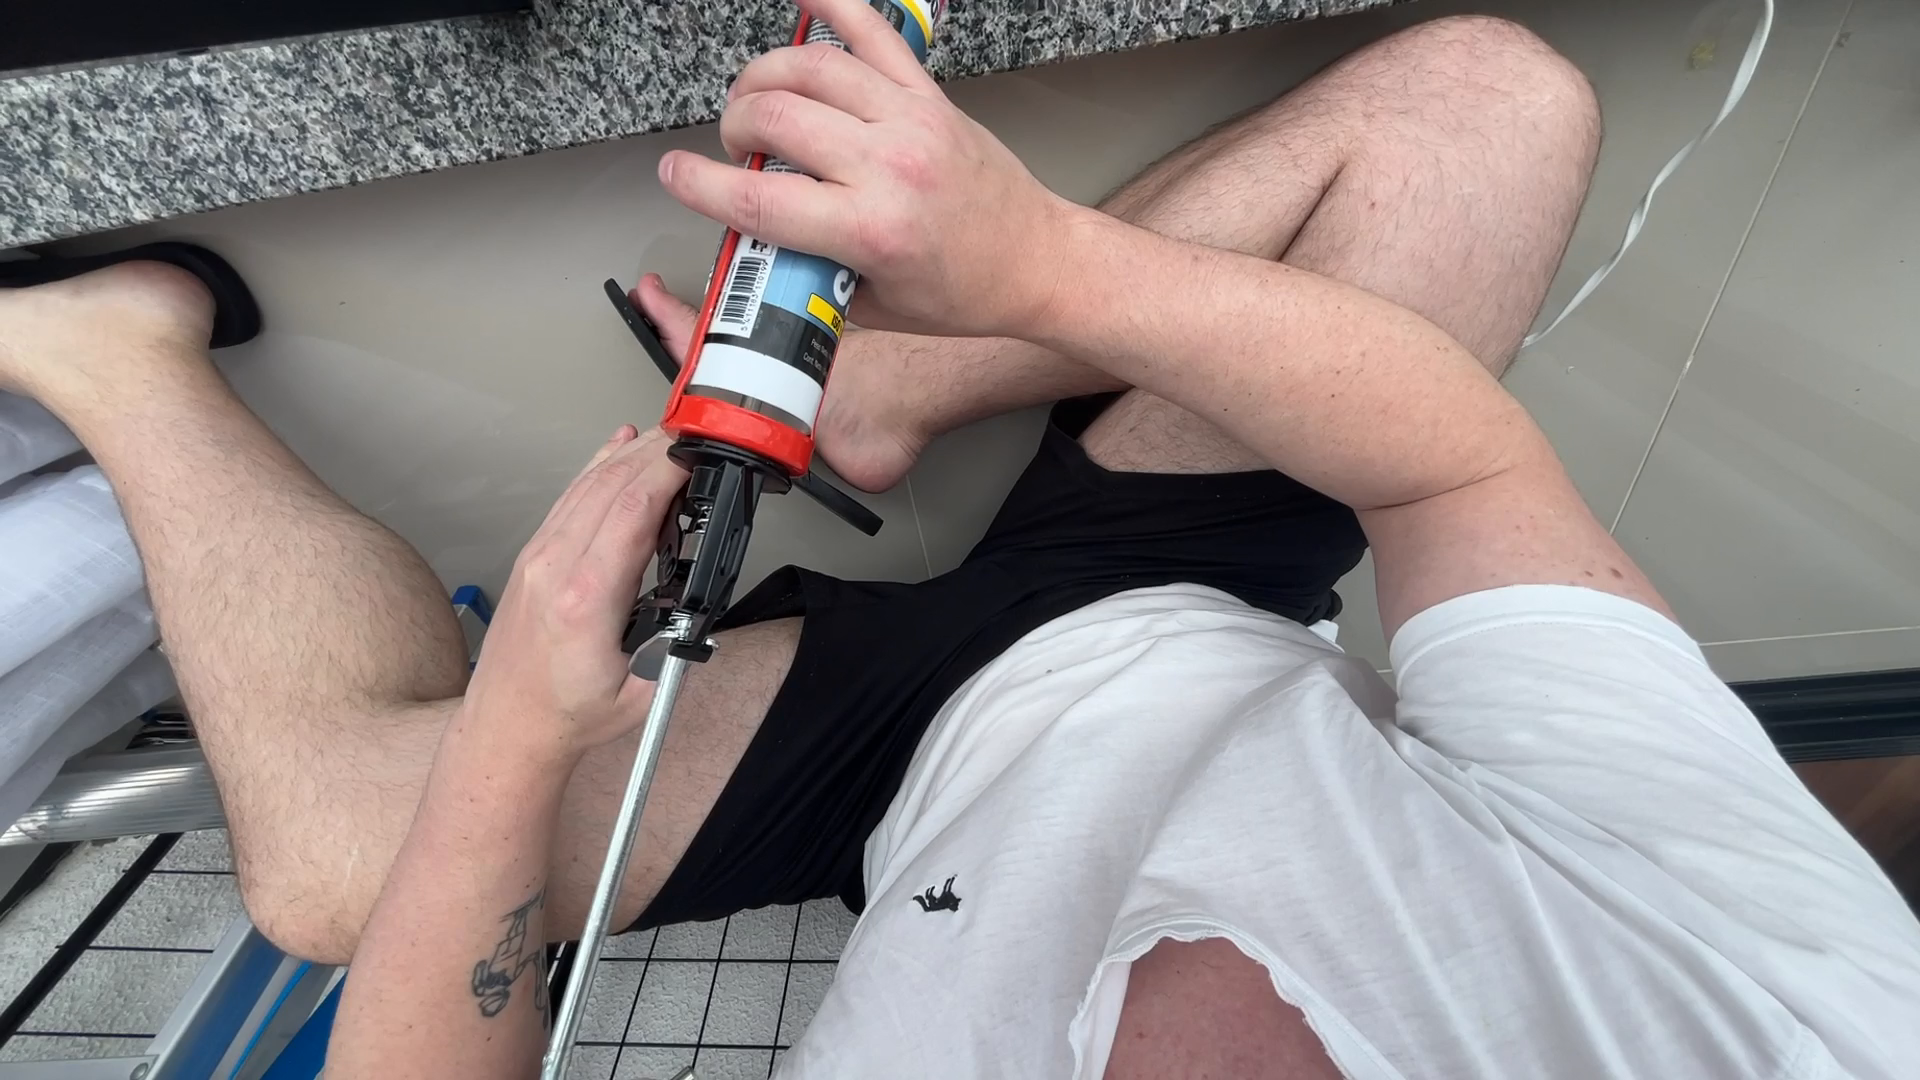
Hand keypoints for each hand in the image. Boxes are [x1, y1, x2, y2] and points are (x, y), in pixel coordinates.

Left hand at [460, 426, 688, 762]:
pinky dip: (599, 464)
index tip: (696, 452)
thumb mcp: (643, 692)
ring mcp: (540, 556)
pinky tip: (617, 447)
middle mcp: (556, 566)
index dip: (666, 472)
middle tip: (695, 433)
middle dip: (657, 450)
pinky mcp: (536, 555)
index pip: (630, 511)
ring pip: (589, 483)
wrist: (508, 725)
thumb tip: (704, 607)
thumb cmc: (567, 711)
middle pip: (612, 484)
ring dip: (632, 452)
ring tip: (667, 434)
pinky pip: (571, 495)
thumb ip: (677, 648)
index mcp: (587, 598)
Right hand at [657, 0, 1075, 339]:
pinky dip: (834, 6)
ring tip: (758, 101)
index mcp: (871, 233)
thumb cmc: (965, 294)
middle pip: (774, 117)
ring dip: (764, 76)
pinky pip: (874, 32)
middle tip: (738, 151)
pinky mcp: (930, 99)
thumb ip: (816, 275)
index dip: (701, 186)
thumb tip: (768, 244)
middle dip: (735, 129)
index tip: (676, 176)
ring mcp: (910, 122)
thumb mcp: (878, 308)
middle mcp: (887, 168)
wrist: (1035, 262)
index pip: (759, 202)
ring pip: (810, 67)